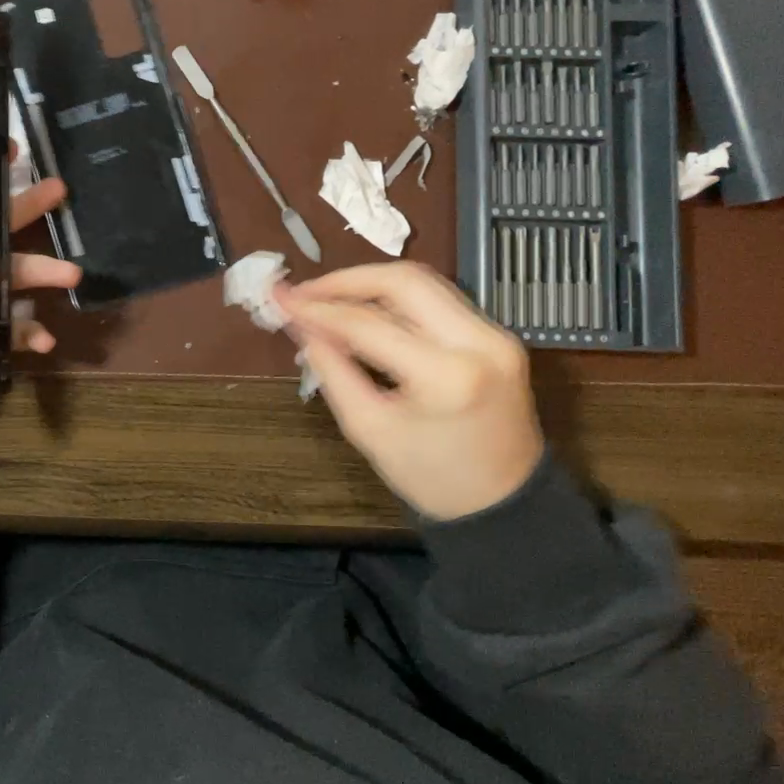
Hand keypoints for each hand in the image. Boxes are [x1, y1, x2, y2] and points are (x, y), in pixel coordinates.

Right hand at [275, 262, 543, 520]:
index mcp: (445, 375)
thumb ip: (332, 371)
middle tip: (305, 291)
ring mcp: (495, 335)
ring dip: (370, 284)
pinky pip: (437, 300)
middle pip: (404, 281)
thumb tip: (302, 326)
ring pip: (423, 282)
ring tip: (327, 298)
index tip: (280, 299)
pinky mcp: (496, 335)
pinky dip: (394, 299)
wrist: (503, 503)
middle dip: (346, 280)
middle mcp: (478, 342)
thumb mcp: (368, 429)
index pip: (368, 324)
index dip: (318, 309)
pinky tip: (363, 312)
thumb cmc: (430, 477)